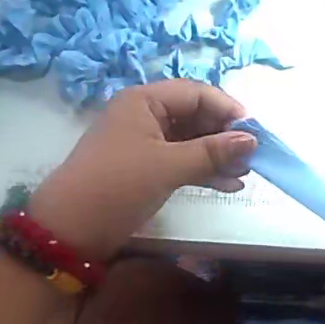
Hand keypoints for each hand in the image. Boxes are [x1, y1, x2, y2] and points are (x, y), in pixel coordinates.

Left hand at [29, 80, 254, 258]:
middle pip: (195, 116)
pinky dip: (204, 171)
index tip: (254, 132)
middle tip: (251, 157)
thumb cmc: (118, 186)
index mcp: (144, 101)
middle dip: (225, 136)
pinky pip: (182, 161)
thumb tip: (251, 140)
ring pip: (191, 141)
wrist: (70, 230)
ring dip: (218, 156)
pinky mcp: (145, 168)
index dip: (227, 109)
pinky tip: (228, 185)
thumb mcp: (169, 166)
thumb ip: (213, 152)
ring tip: (243, 174)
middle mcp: (144, 115)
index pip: (196, 93)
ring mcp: (144, 142)